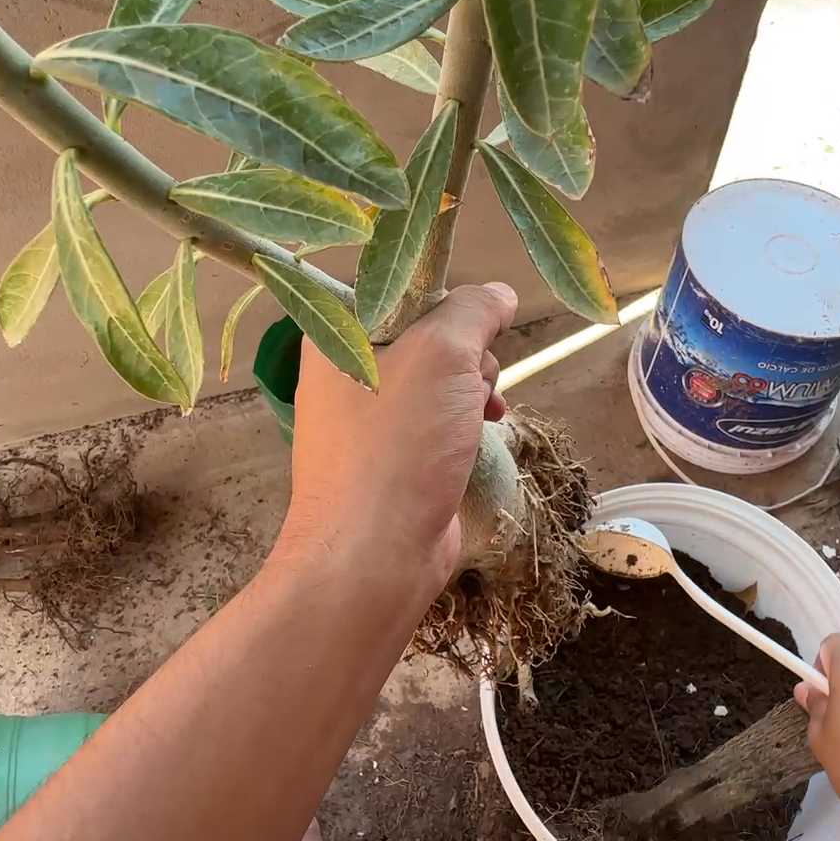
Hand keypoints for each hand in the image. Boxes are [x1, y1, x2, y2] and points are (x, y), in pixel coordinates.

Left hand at [283, 282, 517, 591]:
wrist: (374, 554)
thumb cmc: (398, 444)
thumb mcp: (441, 354)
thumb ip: (474, 310)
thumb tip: (500, 294)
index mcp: (338, 334)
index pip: (400, 286)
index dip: (447, 296)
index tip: (478, 318)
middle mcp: (348, 369)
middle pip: (428, 330)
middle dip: (469, 350)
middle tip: (476, 378)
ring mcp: (371, 415)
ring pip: (440, 374)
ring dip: (475, 384)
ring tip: (484, 411)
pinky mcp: (396, 451)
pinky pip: (439, 413)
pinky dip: (466, 416)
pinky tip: (486, 430)